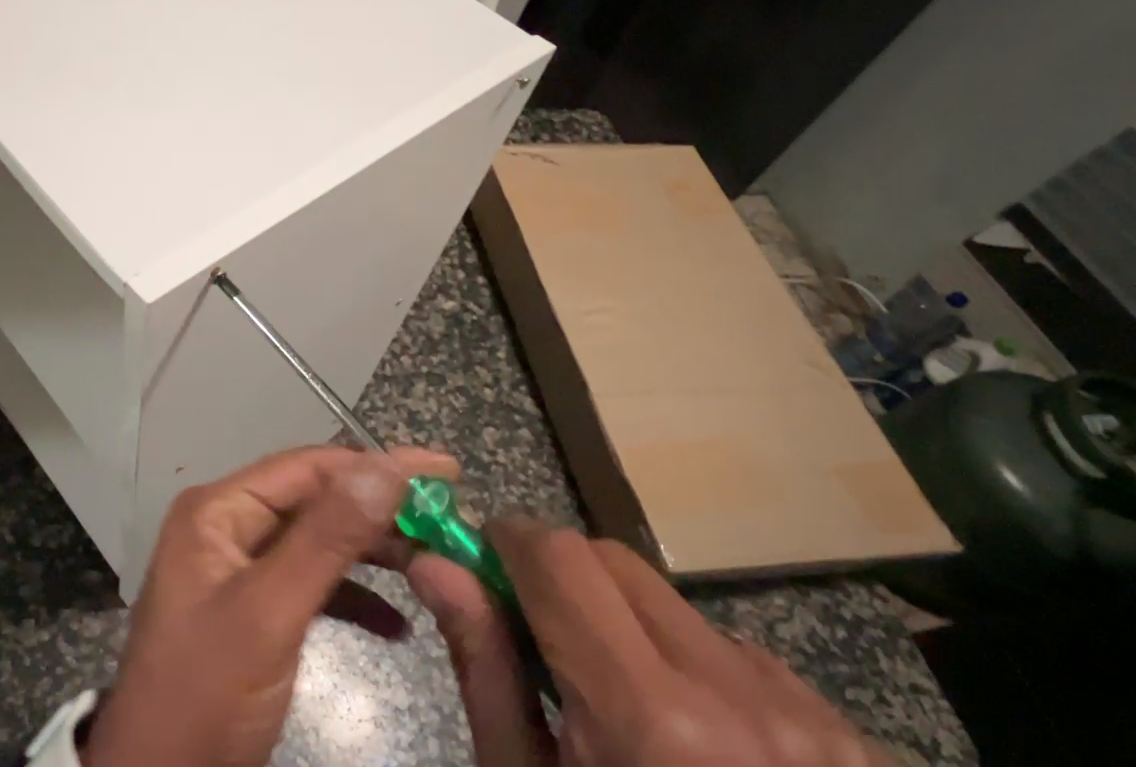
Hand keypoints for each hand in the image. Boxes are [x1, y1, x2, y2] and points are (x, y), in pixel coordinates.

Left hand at [81, 446, 458, 766]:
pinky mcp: (253, 610)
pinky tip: (398, 628)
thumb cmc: (207, 689)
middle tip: (450, 525)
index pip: (309, 468)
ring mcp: (239, 570)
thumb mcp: (269, 611)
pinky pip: (310, 587)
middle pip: (316, 502)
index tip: (445, 472)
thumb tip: (386, 466)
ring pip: (318, 544)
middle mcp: (228, 527)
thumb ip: (327, 538)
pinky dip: (353, 600)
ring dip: (374, 557)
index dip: (377, 464)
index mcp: (219, 511)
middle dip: (381, 513)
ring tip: (435, 569)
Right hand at [406, 519, 891, 766]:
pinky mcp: (849, 735)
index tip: (481, 561)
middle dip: (558, 574)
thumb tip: (436, 566)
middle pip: (616, 562)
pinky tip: (687, 743)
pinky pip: (735, 654)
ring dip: (623, 623)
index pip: (561, 560)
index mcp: (649, 720)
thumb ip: (485, 668)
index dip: (509, 542)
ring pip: (675, 605)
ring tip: (617, 707)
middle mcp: (738, 697)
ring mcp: (809, 716)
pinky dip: (688, 668)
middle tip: (530, 625)